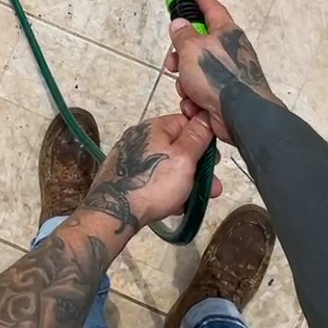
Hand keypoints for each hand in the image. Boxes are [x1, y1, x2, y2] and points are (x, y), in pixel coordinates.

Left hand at [78, 114, 221, 234]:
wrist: (114, 211)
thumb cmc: (152, 184)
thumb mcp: (184, 158)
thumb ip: (197, 136)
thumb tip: (205, 115)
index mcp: (155, 127)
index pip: (186, 122)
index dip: (204, 139)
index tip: (213, 160)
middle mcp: (141, 138)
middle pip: (177, 147)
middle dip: (197, 167)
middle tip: (212, 187)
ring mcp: (131, 158)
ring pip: (167, 166)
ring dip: (185, 182)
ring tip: (195, 200)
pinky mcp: (125, 176)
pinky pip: (153, 179)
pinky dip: (167, 189)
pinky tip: (175, 205)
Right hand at [161, 0, 275, 146]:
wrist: (241, 115)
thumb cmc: (217, 76)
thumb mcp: (192, 49)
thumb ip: (182, 34)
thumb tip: (180, 23)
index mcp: (226, 32)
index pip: (212, 8)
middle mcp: (228, 50)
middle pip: (197, 44)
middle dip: (180, 54)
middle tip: (171, 63)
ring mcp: (227, 73)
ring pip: (195, 70)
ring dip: (184, 80)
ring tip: (186, 90)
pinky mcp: (223, 94)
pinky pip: (200, 90)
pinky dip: (193, 97)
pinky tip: (194, 104)